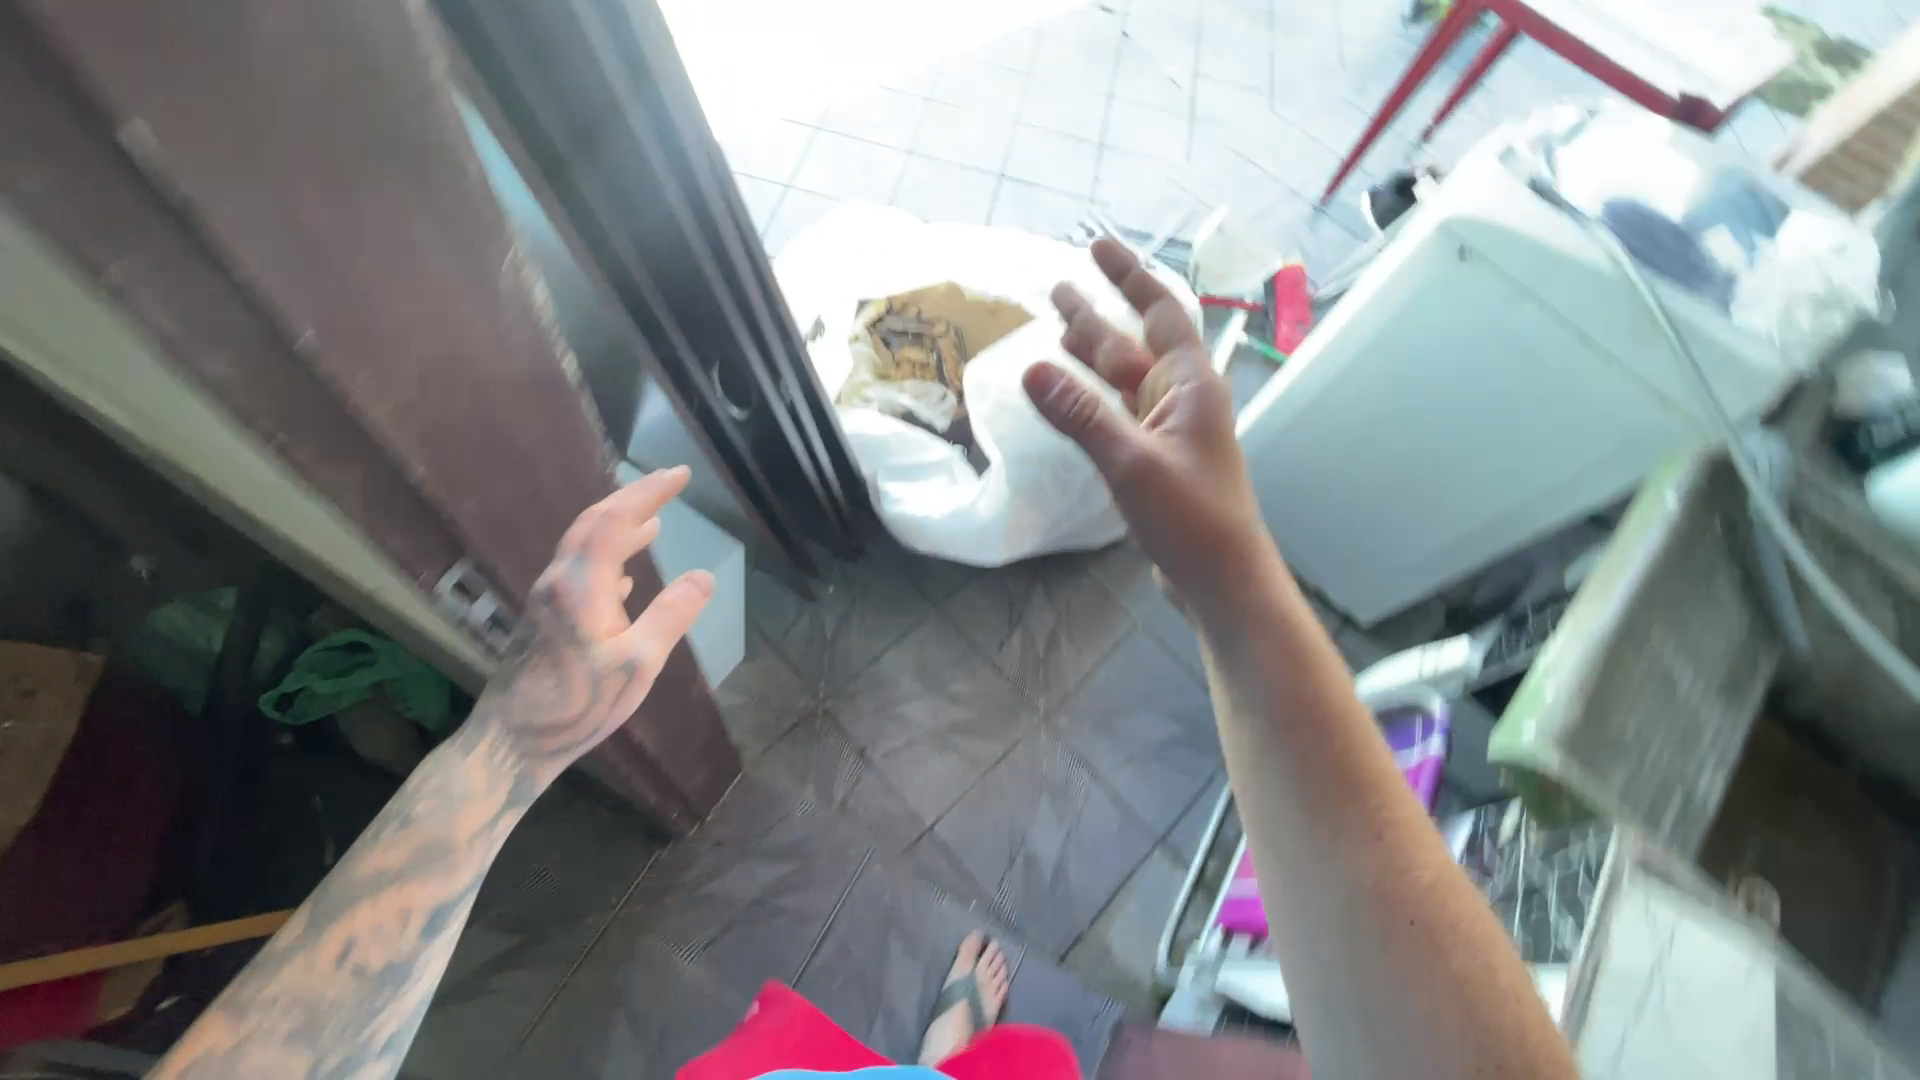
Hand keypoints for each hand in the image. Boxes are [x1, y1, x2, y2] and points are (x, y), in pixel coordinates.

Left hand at [471, 467, 713, 784]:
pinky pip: (580, 570)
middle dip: (632, 498)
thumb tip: (705, 577)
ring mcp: (548, 599)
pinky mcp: (546, 618)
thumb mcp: (638, 664)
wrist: (512, 741)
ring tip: (652, 520)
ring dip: (619, 525)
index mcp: (581, 586)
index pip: (615, 522)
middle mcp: (559, 582)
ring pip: (584, 545)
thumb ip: (670, 616)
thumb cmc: (579, 705)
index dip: (649, 493)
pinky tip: (625, 574)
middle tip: (668, 484)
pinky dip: (608, 557)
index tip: (680, 475)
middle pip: (593, 523)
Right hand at [1023, 237, 1276, 614]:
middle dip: (1098, 313)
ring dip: (1093, 354)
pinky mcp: (1156, 459)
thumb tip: (1031, 368)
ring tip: (1058, 329)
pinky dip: (1094, 398)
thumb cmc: (1189, 518)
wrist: (1221, 578)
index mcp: (1190, 385)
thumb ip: (1081, 414)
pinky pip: (1119, 412)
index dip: (1128, 276)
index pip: (1159, 312)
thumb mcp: (1130, 462)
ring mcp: (1169, 430)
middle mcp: (1182, 398)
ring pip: (1125, 379)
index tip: (1096, 247)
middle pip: (1135, 342)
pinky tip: (1072, 395)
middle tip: (1056, 288)